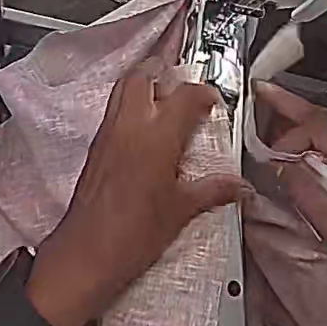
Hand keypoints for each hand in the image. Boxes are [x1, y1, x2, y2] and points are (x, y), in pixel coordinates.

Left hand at [27, 44, 247, 325]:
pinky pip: (114, 111)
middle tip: (183, 84)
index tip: (214, 102)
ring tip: (164, 97)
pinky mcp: (96, 147)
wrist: (86, 254)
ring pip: (123, 88)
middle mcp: (130, 126)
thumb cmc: (134, 234)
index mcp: (157, 137)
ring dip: (144, 84)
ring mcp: (108, 134)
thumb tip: (240, 187)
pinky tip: (145, 128)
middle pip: (144, 75)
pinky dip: (130, 106)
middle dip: (164, 71)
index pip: (186, 95)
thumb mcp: (182, 210)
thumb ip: (214, 190)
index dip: (205, 93)